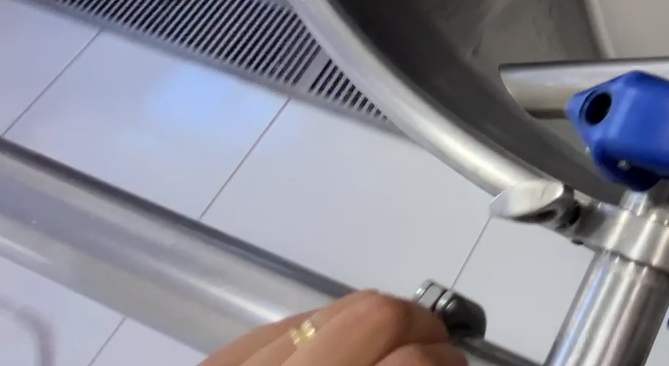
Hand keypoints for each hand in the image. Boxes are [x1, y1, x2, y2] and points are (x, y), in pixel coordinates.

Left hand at [200, 291, 460, 365]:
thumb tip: (438, 359)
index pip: (409, 360)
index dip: (445, 357)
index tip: (457, 363)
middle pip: (376, 314)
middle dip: (422, 323)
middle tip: (436, 348)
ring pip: (334, 307)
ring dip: (378, 318)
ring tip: (390, 343)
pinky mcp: (211, 364)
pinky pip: (285, 321)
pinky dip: (324, 326)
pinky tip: (333, 349)